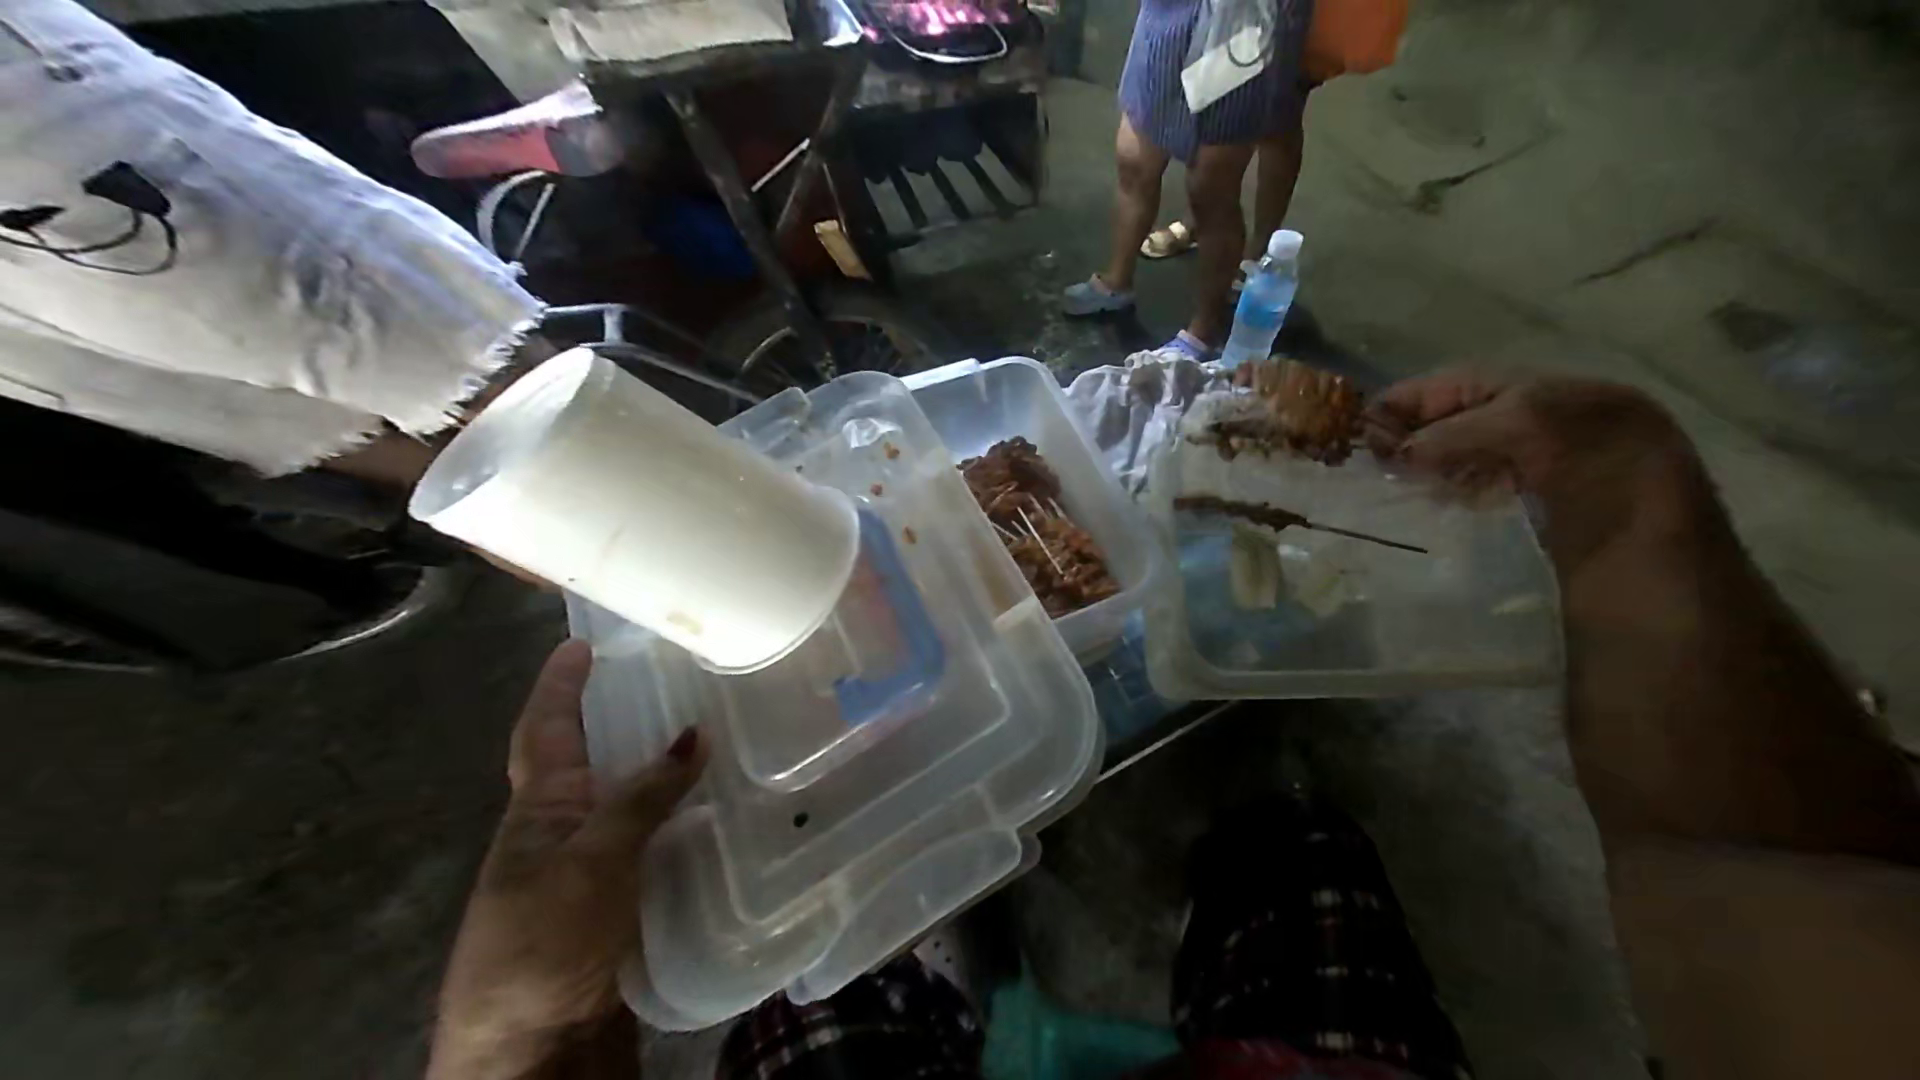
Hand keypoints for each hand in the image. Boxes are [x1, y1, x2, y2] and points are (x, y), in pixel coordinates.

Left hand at [428, 641, 706, 1079]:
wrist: (533, 1054)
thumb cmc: (543, 946)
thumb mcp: (591, 863)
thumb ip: (643, 797)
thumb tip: (695, 733)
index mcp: (539, 812)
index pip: (544, 731)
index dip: (558, 686)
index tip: (578, 643)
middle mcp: (563, 831)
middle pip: (588, 758)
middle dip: (613, 716)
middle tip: (661, 677)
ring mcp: (591, 867)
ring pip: (628, 797)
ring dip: (657, 764)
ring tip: (707, 729)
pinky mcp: (621, 898)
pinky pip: (652, 836)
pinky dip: (678, 813)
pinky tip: (716, 807)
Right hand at [1364, 368, 1712, 565]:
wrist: (1660, 578)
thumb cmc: (1606, 481)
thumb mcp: (1534, 426)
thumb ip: (1456, 430)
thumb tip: (1390, 451)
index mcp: (1544, 394)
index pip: (1449, 385)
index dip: (1400, 403)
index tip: (1351, 433)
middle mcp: (1530, 429)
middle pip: (1442, 422)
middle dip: (1401, 438)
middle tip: (1362, 466)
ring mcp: (1519, 477)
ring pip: (1444, 461)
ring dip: (1411, 471)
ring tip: (1380, 489)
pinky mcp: (1511, 518)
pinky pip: (1455, 497)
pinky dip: (1429, 499)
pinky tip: (1411, 511)